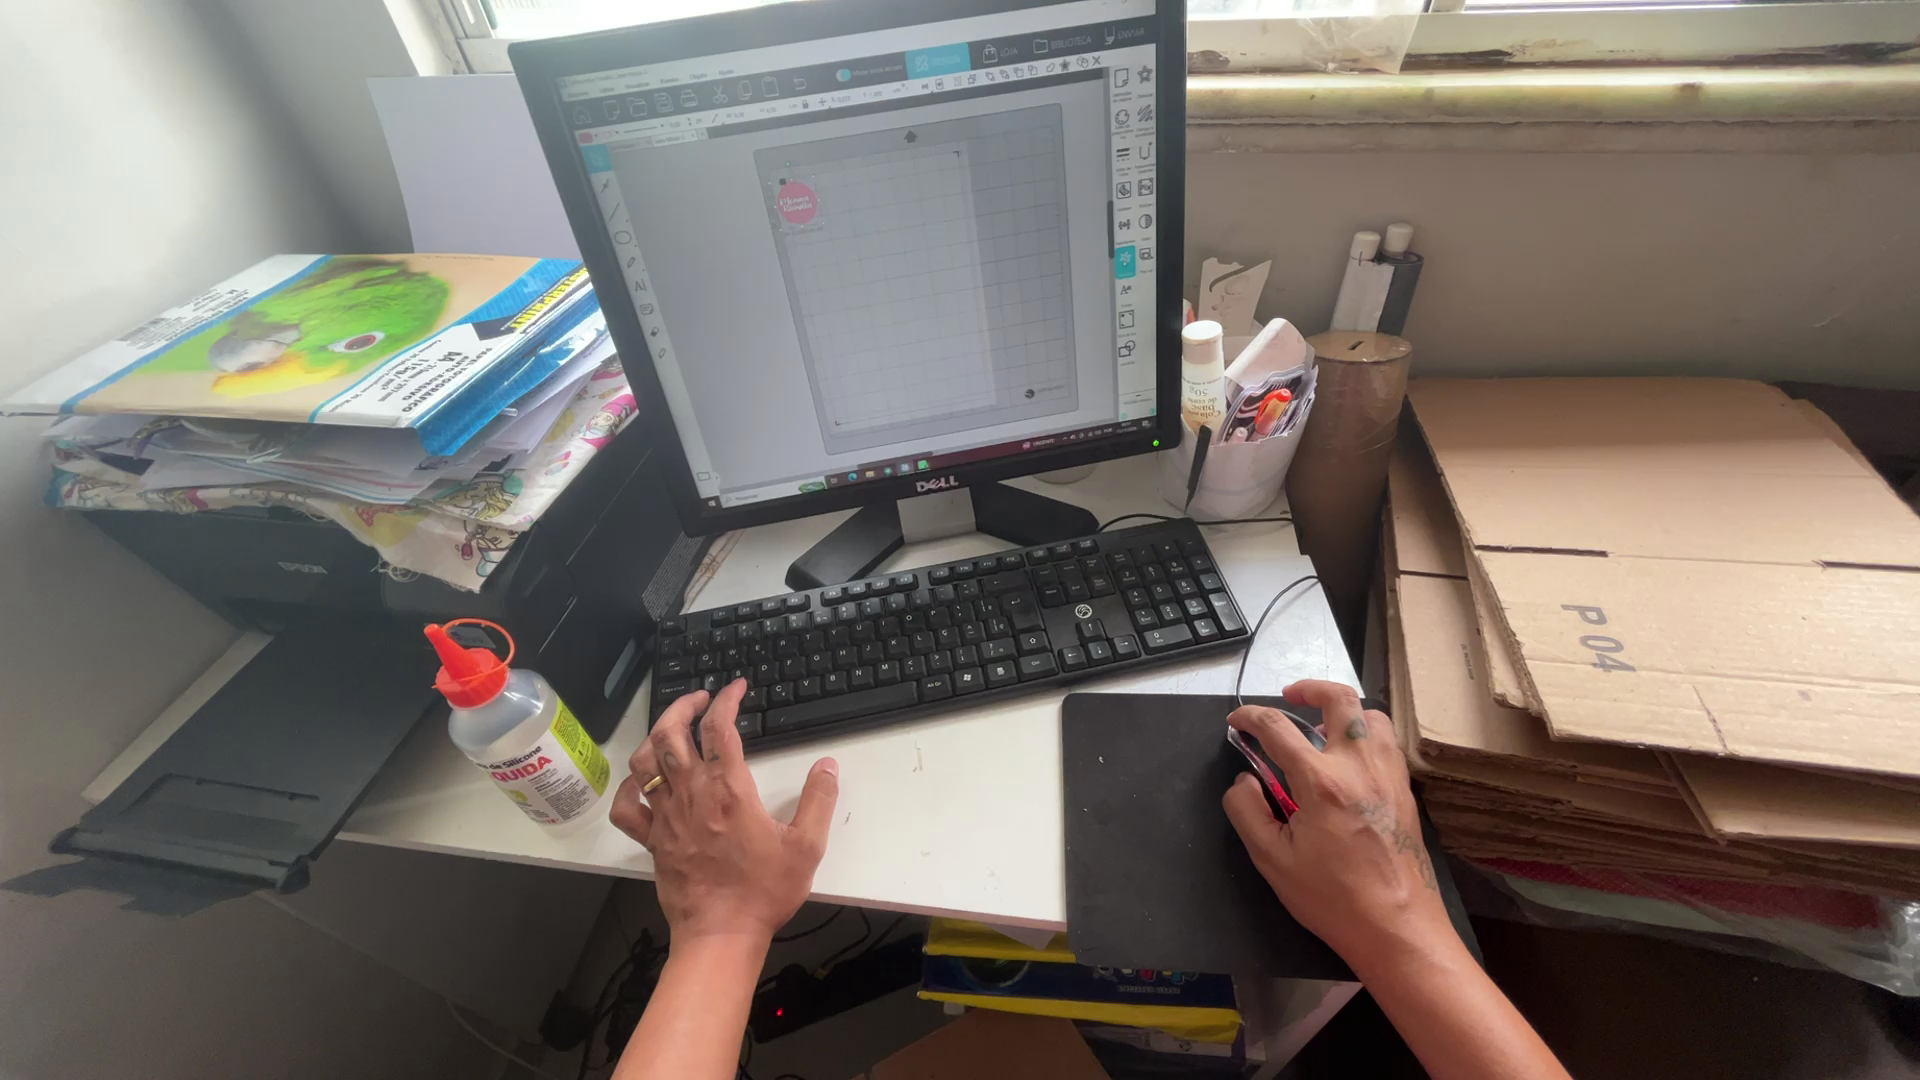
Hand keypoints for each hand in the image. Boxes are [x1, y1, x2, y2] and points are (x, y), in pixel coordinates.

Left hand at [611, 678, 838, 943]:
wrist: (721, 936)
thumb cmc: (763, 891)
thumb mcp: (807, 845)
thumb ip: (820, 799)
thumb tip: (828, 766)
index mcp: (729, 789)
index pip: (721, 728)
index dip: (727, 699)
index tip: (736, 687)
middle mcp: (692, 795)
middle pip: (671, 734)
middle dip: (683, 706)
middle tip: (700, 698)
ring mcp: (667, 818)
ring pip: (644, 762)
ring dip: (655, 736)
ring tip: (672, 728)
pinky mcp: (653, 842)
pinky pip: (627, 809)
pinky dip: (629, 788)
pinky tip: (641, 782)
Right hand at [1221, 679, 1451, 975]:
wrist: (1399, 931)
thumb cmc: (1332, 898)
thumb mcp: (1270, 859)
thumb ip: (1245, 810)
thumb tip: (1244, 781)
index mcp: (1321, 782)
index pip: (1277, 728)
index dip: (1249, 718)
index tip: (1237, 723)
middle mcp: (1359, 768)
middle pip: (1341, 699)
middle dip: (1309, 688)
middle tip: (1289, 698)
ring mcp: (1389, 777)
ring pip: (1373, 716)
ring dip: (1343, 711)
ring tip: (1321, 728)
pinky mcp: (1405, 793)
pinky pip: (1387, 743)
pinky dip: (1365, 735)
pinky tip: (1347, 759)